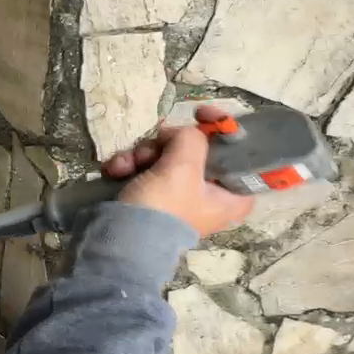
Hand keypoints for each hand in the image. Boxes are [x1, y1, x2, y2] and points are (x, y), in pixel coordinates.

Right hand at [103, 105, 254, 236]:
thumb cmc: (161, 208)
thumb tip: (178, 132)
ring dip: (139, 155)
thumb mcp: (182, 168)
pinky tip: (114, 171)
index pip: (239, 151)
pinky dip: (126, 166)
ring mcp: (174, 195)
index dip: (221, 129)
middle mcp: (207, 194)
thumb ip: (190, 139)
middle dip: (165, 146)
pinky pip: (141, 169)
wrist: (116, 240)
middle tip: (150, 152)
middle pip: (192, 152)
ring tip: (125, 166)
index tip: (201, 113)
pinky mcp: (146, 196)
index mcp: (234, 194)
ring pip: (162, 158)